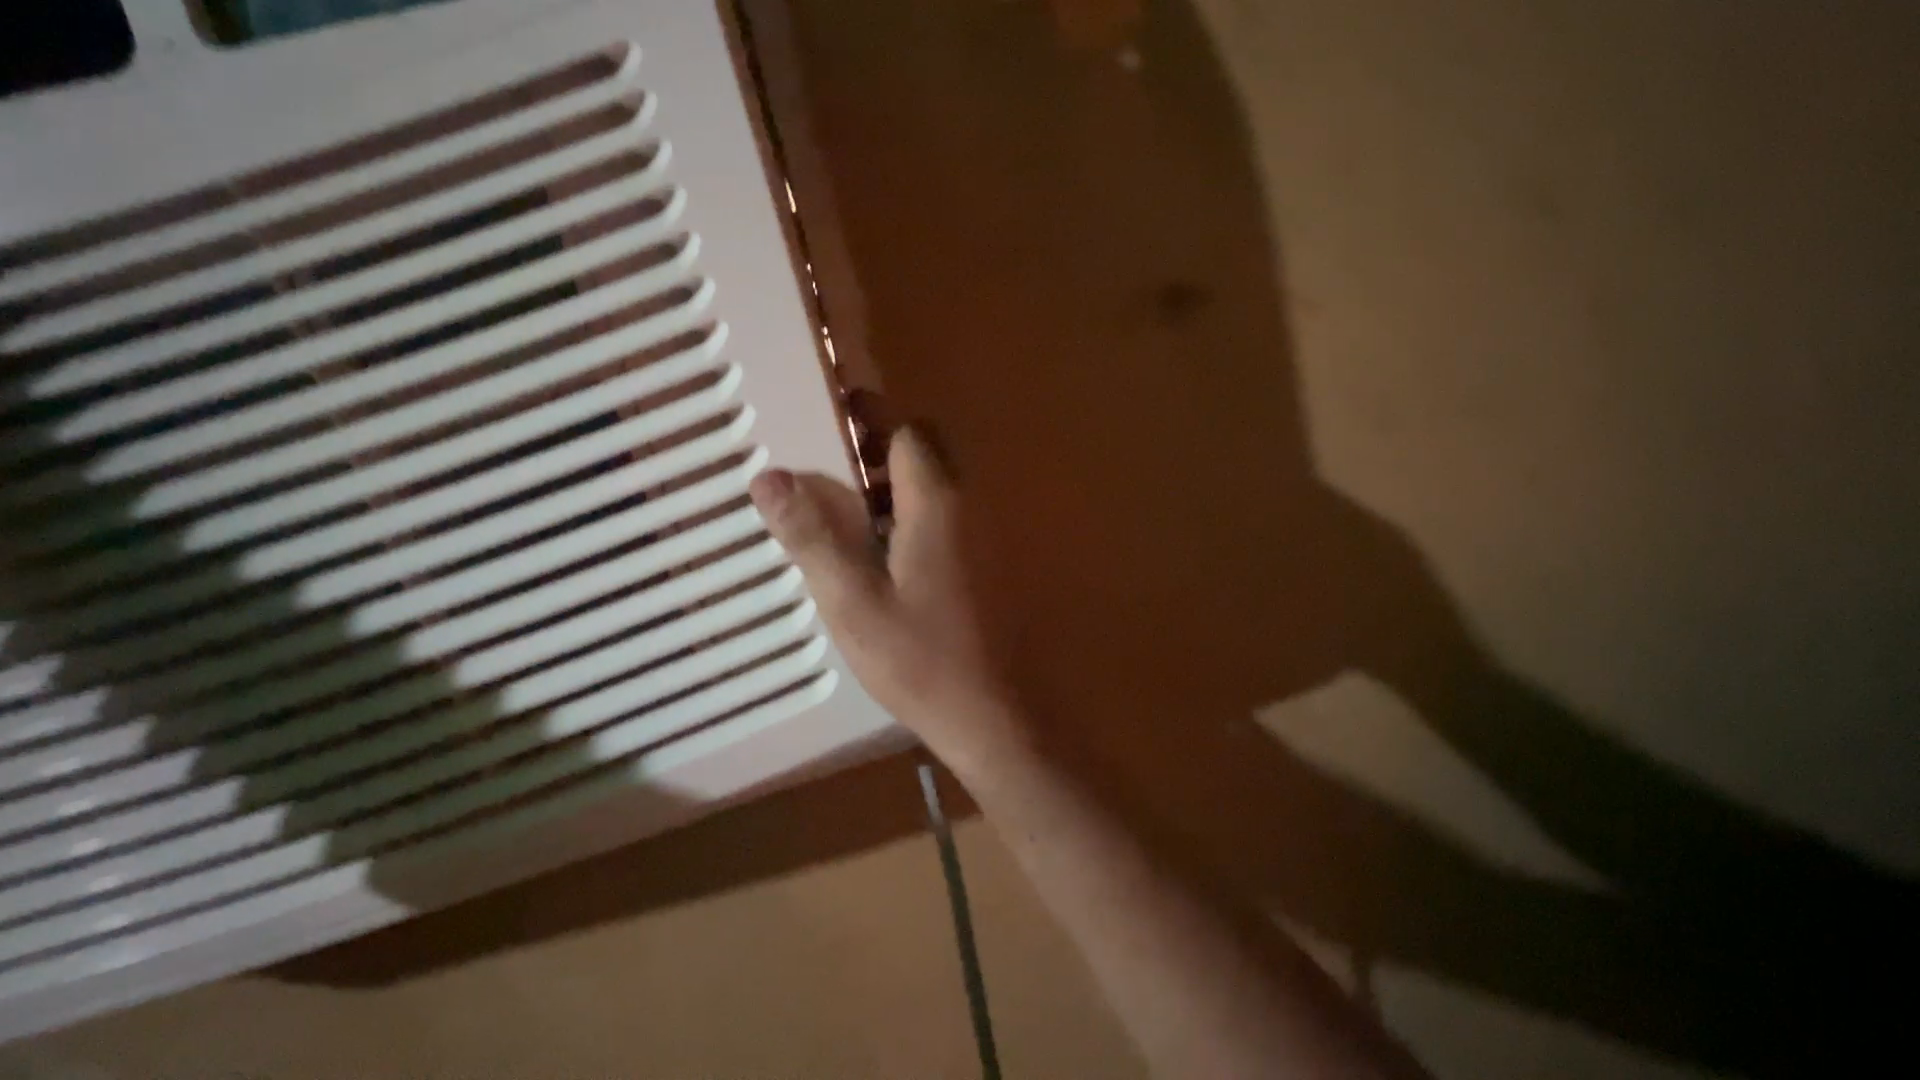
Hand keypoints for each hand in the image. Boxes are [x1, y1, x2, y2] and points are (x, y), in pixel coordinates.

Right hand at [747, 427, 1028, 778]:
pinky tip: (882, 558)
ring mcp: (985, 540)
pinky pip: (949, 521)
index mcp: (937, 504)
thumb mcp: (850, 600)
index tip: (830, 415)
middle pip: (930, 453)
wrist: (993, 716)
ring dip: (896, 486)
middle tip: (832, 468)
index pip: (908, 432)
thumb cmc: (919, 659)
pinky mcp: (988, 570)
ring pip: (940, 488)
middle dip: (883, 448)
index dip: (870, 418)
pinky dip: (913, 518)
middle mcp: (969, 509)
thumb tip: (767, 475)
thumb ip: (810, 535)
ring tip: (845, 511)